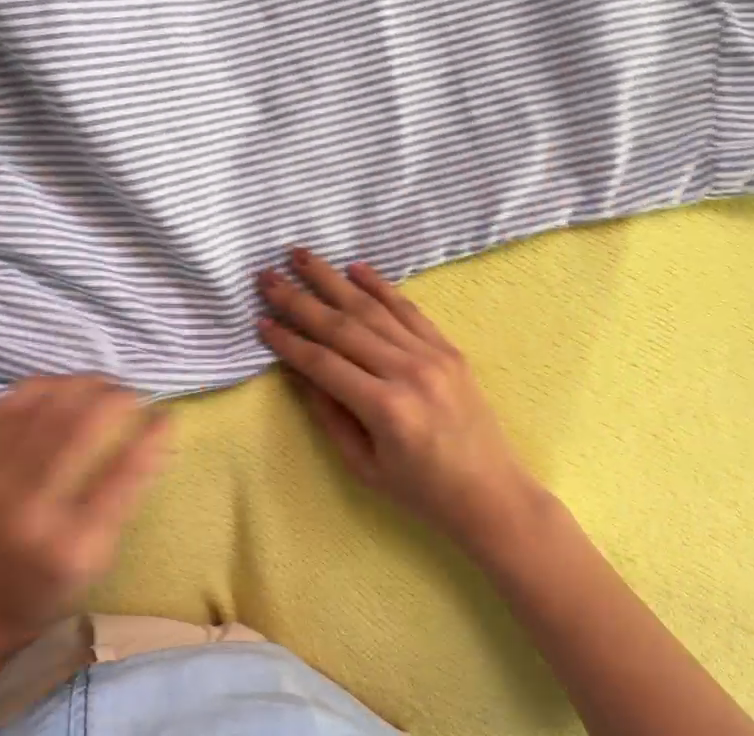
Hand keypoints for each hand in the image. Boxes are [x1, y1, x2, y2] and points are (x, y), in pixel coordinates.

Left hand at [0, 375, 169, 652]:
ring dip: (80, 384)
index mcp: (70, 543)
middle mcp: (29, 505)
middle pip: (77, 427)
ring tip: (104, 383)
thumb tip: (152, 443)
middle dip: (113, 398)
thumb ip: (121, 505)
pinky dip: (40, 386)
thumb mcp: (93, 563)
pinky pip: (8, 406)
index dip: (150, 437)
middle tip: (133, 393)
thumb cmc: (40, 594)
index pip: (120, 475)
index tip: (167, 416)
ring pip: (43, 406)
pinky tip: (62, 385)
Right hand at [256, 248, 543, 543]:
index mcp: (385, 408)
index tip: (260, 321)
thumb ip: (328, 415)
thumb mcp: (363, 466)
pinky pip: (408, 310)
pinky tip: (354, 267)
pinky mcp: (449, 350)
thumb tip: (297, 371)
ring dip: (331, 279)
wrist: (493, 496)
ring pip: (371, 308)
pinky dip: (380, 286)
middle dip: (299, 300)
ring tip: (299, 256)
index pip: (323, 362)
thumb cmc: (422, 492)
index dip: (288, 341)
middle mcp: (409, 373)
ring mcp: (433, 356)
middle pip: (342, 326)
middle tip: (267, 277)